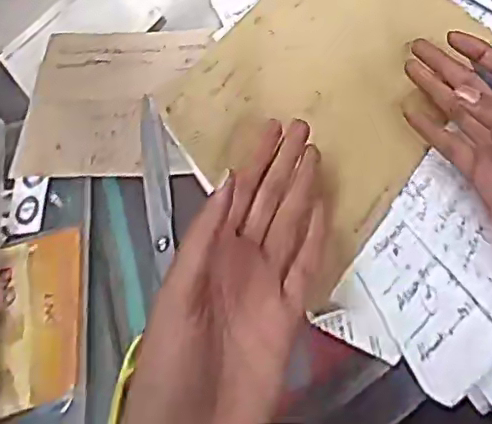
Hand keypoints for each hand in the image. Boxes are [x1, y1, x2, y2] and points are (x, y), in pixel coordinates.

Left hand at [122, 119, 326, 423]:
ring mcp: (266, 285)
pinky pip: (305, 268)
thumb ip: (203, 238)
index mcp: (212, 251)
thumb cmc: (169, 363)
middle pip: (269, 201)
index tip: (272, 130)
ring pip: (289, 225)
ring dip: (302, 190)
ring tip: (314, 156)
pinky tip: (322, 211)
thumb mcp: (176, 293)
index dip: (257, 159)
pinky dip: (315, 238)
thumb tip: (227, 185)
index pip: (239, 193)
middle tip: (302, 129)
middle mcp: (241, 260)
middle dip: (285, 164)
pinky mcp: (287, 315)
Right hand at [404, 34, 491, 423]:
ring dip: (437, 93)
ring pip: (462, 118)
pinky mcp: (490, 189)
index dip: (481, 54)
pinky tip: (415, 117)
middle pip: (478, 92)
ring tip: (411, 72)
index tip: (451, 38)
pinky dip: (434, 133)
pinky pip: (456, 153)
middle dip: (448, 68)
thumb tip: (464, 87)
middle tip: (417, 48)